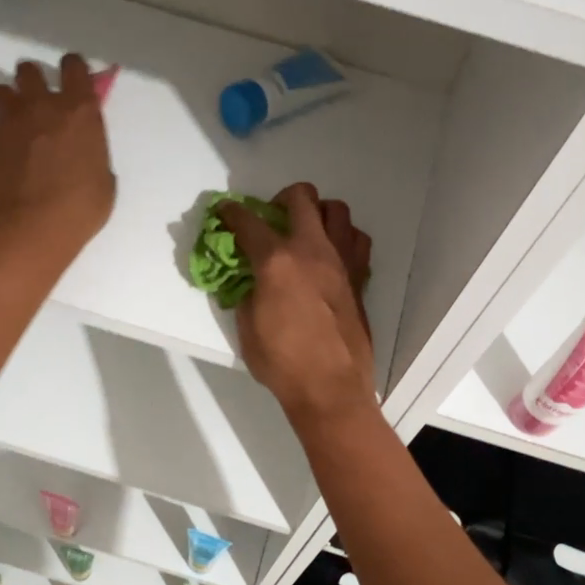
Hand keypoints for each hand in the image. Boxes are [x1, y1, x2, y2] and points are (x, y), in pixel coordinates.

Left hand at [0, 54, 115, 247]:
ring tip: (18, 124)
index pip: (73, 66)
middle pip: (29, 69)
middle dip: (33, 80)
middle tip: (39, 103)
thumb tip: (84, 150)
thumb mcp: (104, 180)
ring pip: (2, 89)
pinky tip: (7, 153)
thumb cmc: (80, 208)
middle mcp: (44, 105)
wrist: (34, 227)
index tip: (72, 81)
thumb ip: (93, 152)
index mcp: (80, 111)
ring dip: (10, 101)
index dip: (72, 70)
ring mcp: (13, 120)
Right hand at [219, 183, 374, 423]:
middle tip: (271, 220)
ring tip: (305, 233)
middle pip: (300, 197)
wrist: (330, 388)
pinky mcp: (359, 278)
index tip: (225, 212)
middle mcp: (311, 250)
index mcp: (276, 261)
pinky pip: (356, 240)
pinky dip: (343, 239)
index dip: (231, 213)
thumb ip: (248, 296)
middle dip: (280, 200)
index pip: (248, 222)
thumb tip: (252, 284)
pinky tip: (331, 256)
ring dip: (317, 213)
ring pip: (336, 210)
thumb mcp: (248, 329)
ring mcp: (340, 261)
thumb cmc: (282, 364)